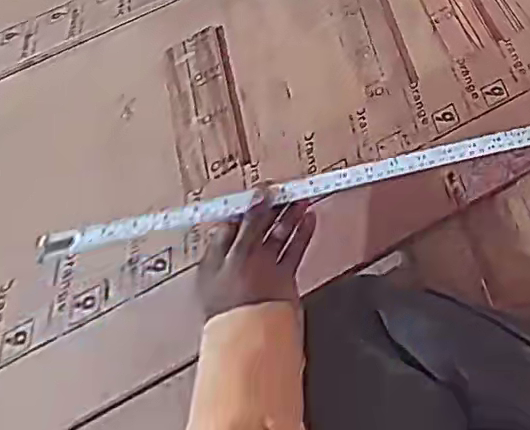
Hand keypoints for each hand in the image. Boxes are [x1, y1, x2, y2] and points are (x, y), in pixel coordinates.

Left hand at [197, 190, 316, 318]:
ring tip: (304, 198)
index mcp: (219, 254)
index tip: (266, 188)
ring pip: (278, 236)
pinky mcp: (281, 279)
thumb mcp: (237, 254)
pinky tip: (310, 219)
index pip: (234, 219)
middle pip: (258, 225)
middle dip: (274, 207)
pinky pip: (292, 250)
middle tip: (289, 189)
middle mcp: (240, 260)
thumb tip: (260, 193)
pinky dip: (302, 234)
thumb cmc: (235, 299)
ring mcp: (262, 270)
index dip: (250, 202)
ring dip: (291, 217)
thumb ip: (250, 223)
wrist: (253, 341)